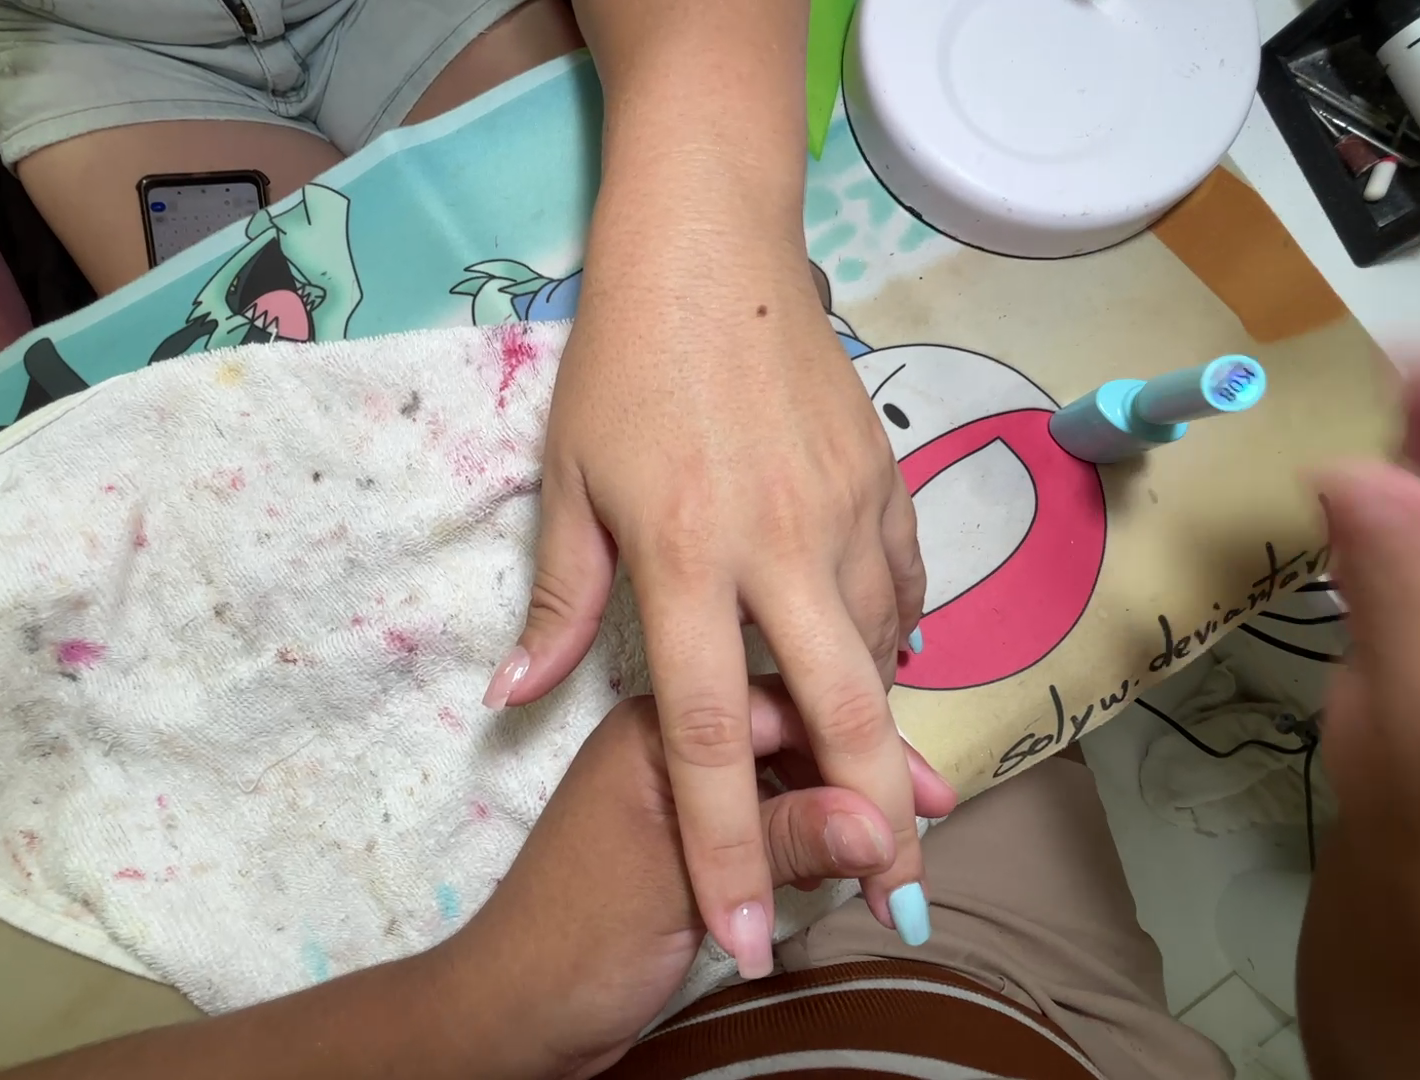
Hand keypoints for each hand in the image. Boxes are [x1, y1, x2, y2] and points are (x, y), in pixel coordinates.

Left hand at [444, 690, 957, 1078]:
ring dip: (845, 797)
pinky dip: (813, 820)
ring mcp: (680, 772)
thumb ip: (778, 842)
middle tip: (936, 806)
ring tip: (911, 825)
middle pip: (787, 732)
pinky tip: (856, 835)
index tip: (922, 796)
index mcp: (654, 723)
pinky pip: (767, 799)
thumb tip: (881, 825)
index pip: (774, 711)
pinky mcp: (690, 815)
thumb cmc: (579, 937)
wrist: (515, 1008)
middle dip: (864, 770)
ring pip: (782, 765)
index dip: (852, 751)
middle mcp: (670, 730)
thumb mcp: (681, 885)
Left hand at [483, 240, 928, 972]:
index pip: (702, 734)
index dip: (723, 848)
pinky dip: (892, 635)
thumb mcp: (570, 483)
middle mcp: (778, 547)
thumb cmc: (625, 368)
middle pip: (839, 711)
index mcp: (683, 557)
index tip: (743, 938)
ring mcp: (847, 510)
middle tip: (897, 897)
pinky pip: (904, 585)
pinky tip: (877, 654)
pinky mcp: (887, 479)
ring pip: (883, 650)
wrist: (712, 258)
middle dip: (871, 821)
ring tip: (874, 770)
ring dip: (878, 719)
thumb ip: (558, 602)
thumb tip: (515, 699)